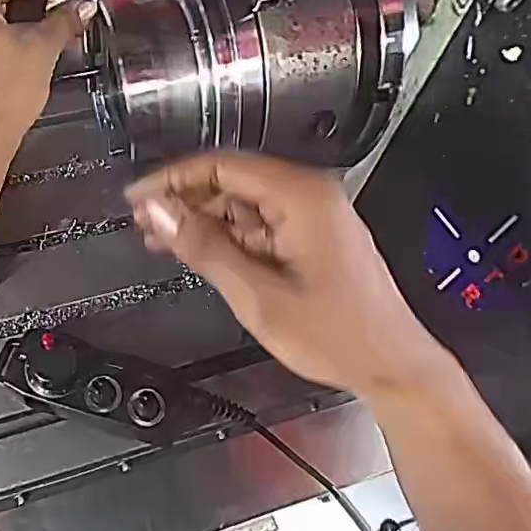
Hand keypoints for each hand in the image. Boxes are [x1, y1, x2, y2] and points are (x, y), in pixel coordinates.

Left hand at [0, 0, 94, 132]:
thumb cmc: (1, 96)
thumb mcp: (42, 48)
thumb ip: (64, 21)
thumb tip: (80, 7)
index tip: (67, 0)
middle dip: (38, 8)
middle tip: (65, 21)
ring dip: (27, 26)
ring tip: (52, 41)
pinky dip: (13, 42)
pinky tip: (33, 56)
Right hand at [126, 152, 454, 399]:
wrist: (389, 364)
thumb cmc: (342, 336)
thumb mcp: (258, 296)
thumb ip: (204, 248)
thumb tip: (162, 214)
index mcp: (302, 198)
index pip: (221, 166)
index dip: (172, 181)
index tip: (142, 196)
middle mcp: (313, 199)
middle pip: (233, 183)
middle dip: (186, 203)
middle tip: (148, 223)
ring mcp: (316, 219)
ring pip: (246, 206)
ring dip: (206, 223)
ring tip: (167, 242)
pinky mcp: (316, 239)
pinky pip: (264, 227)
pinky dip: (232, 240)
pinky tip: (206, 256)